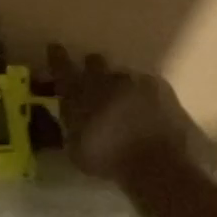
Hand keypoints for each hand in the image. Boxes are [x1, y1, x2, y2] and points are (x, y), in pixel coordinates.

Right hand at [47, 46, 198, 182]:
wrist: (160, 167)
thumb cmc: (110, 161)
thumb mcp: (76, 149)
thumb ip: (70, 125)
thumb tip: (69, 117)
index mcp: (78, 92)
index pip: (61, 65)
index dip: (57, 56)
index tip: (55, 49)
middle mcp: (103, 79)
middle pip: (94, 61)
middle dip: (92, 69)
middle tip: (94, 85)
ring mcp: (134, 82)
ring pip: (121, 74)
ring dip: (119, 85)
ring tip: (125, 104)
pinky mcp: (162, 90)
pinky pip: (148, 85)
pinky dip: (145, 95)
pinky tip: (149, 109)